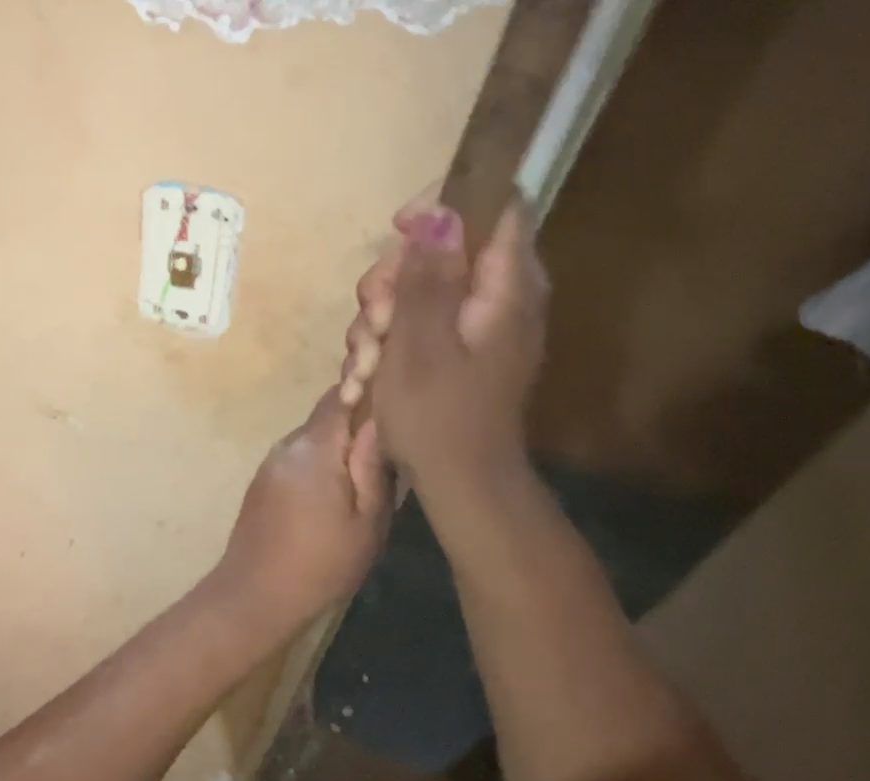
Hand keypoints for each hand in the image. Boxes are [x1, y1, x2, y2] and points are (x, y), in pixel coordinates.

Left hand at [213, 386, 389, 628]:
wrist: (253, 597)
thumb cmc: (320, 564)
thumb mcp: (367, 520)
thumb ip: (375, 465)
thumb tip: (383, 419)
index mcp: (315, 447)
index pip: (344, 392)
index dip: (371, 382)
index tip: (401, 384)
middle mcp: (287, 445)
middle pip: (328, 414)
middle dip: (360, 419)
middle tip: (397, 436)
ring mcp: (270, 464)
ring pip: (315, 438)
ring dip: (340, 446)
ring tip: (371, 467)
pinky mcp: (263, 484)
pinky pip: (300, 459)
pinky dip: (322, 464)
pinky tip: (338, 490)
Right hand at [350, 197, 549, 497]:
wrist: (462, 485)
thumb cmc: (438, 417)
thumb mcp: (419, 344)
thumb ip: (428, 277)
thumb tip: (439, 214)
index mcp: (506, 286)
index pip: (491, 206)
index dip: (441, 207)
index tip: (396, 232)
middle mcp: (501, 297)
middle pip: (444, 251)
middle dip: (394, 280)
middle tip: (372, 322)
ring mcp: (480, 328)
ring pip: (422, 293)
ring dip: (381, 322)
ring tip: (364, 366)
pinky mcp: (460, 355)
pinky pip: (421, 328)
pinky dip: (389, 347)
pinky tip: (366, 380)